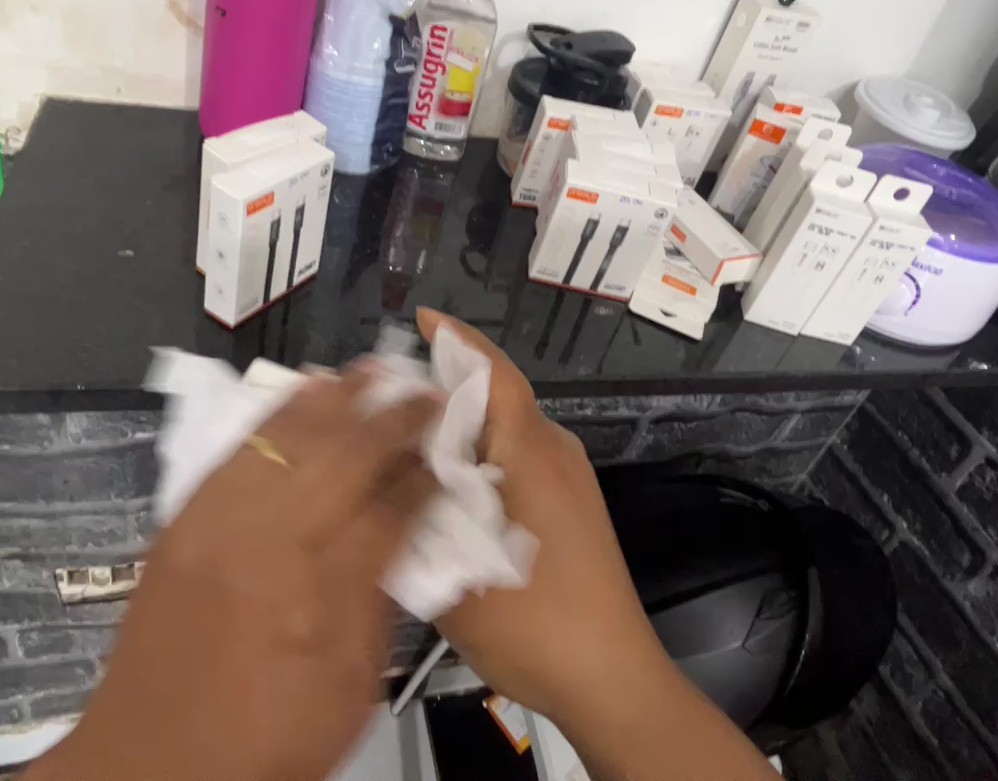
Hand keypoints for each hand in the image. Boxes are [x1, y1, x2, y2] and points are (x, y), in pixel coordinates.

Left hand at [28, 364, 441, 780]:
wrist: (150, 764)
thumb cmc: (265, 738)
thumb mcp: (351, 685)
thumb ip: (381, 596)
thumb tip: (404, 528)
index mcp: (321, 597)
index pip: (389, 508)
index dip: (424, 472)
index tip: (446, 450)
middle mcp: (269, 545)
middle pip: (345, 456)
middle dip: (394, 419)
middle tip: (427, 394)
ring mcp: (219, 523)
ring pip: (290, 436)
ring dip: (339, 399)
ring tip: (375, 373)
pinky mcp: (184, 517)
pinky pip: (239, 446)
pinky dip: (280, 412)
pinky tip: (307, 392)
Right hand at [417, 310, 777, 780]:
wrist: (615, 679)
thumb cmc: (538, 626)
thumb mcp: (457, 578)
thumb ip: (415, 522)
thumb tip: (383, 479)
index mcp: (532, 454)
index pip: (495, 375)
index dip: (459, 341)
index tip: (422, 318)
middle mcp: (556, 452)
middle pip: (498, 399)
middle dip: (446, 387)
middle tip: (388, 398)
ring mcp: (570, 478)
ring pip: (508, 431)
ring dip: (463, 427)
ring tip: (408, 440)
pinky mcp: (573, 504)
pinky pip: (520, 457)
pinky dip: (482, 455)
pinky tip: (448, 487)